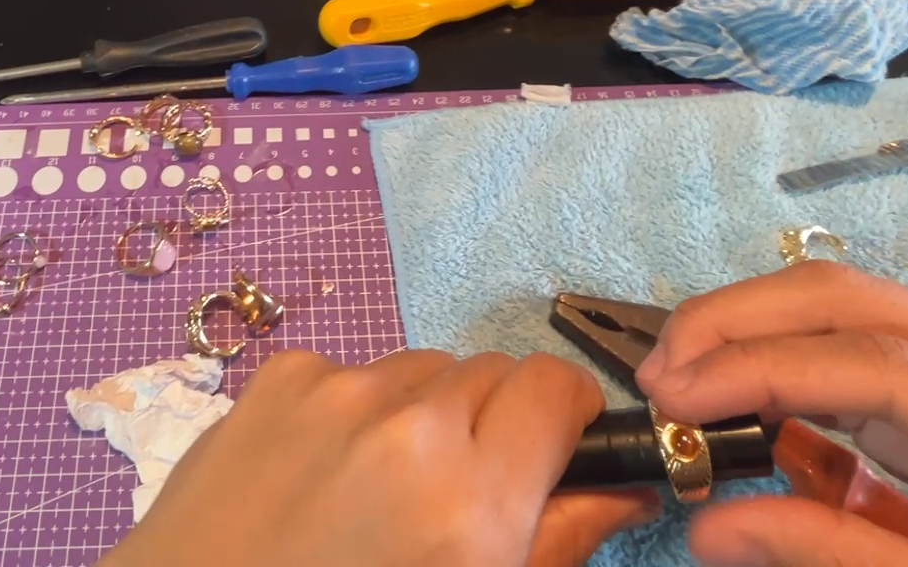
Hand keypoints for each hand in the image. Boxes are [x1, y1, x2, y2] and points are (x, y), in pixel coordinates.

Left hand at [101, 349, 659, 566]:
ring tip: (384, 476)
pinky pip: (355, 369)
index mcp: (470, 497)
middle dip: (495, 417)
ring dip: (426, 408)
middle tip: (462, 480)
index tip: (560, 438)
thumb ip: (556, 540)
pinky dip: (360, 405)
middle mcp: (408, 421)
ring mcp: (339, 384)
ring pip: (424, 366)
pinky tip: (323, 462)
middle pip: (491, 370)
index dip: (568, 408)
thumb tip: (621, 484)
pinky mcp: (285, 371)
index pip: (553, 385)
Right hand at [636, 261, 907, 565]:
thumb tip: (708, 529)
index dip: (760, 368)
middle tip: (658, 378)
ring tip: (679, 382)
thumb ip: (846, 561)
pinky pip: (856, 349)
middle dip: (734, 324)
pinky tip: (737, 402)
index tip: (671, 399)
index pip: (882, 361)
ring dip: (745, 332)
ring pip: (843, 305)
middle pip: (851, 300)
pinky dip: (782, 368)